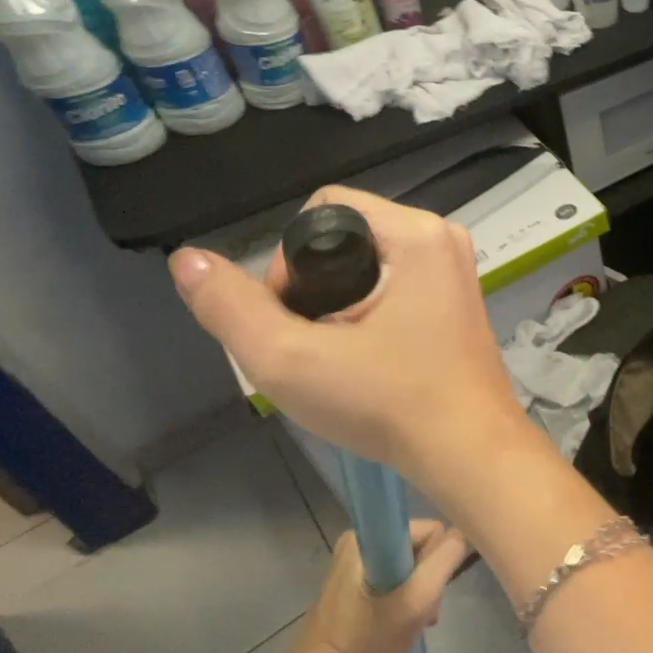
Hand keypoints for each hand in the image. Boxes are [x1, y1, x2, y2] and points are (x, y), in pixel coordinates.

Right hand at [168, 185, 524, 481]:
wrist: (465, 444)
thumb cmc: (385, 400)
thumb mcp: (288, 358)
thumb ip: (231, 307)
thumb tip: (187, 258)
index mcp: (418, 233)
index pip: (326, 209)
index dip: (289, 257)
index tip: (294, 312)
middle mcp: (443, 236)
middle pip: (346, 235)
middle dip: (310, 283)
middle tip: (311, 340)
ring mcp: (455, 266)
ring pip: (366, 261)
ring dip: (334, 301)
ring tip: (334, 352)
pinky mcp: (456, 294)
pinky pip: (392, 279)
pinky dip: (364, 308)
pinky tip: (361, 354)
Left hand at [291, 521, 471, 652]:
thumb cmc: (367, 638)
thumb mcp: (418, 597)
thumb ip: (448, 556)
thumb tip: (461, 533)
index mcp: (366, 537)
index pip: (430, 531)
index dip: (436, 561)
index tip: (424, 592)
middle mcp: (357, 542)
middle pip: (420, 547)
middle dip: (426, 580)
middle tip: (418, 611)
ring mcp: (352, 564)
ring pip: (410, 564)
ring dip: (417, 592)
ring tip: (409, 619)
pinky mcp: (350, 583)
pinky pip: (393, 577)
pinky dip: (403, 597)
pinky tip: (399, 619)